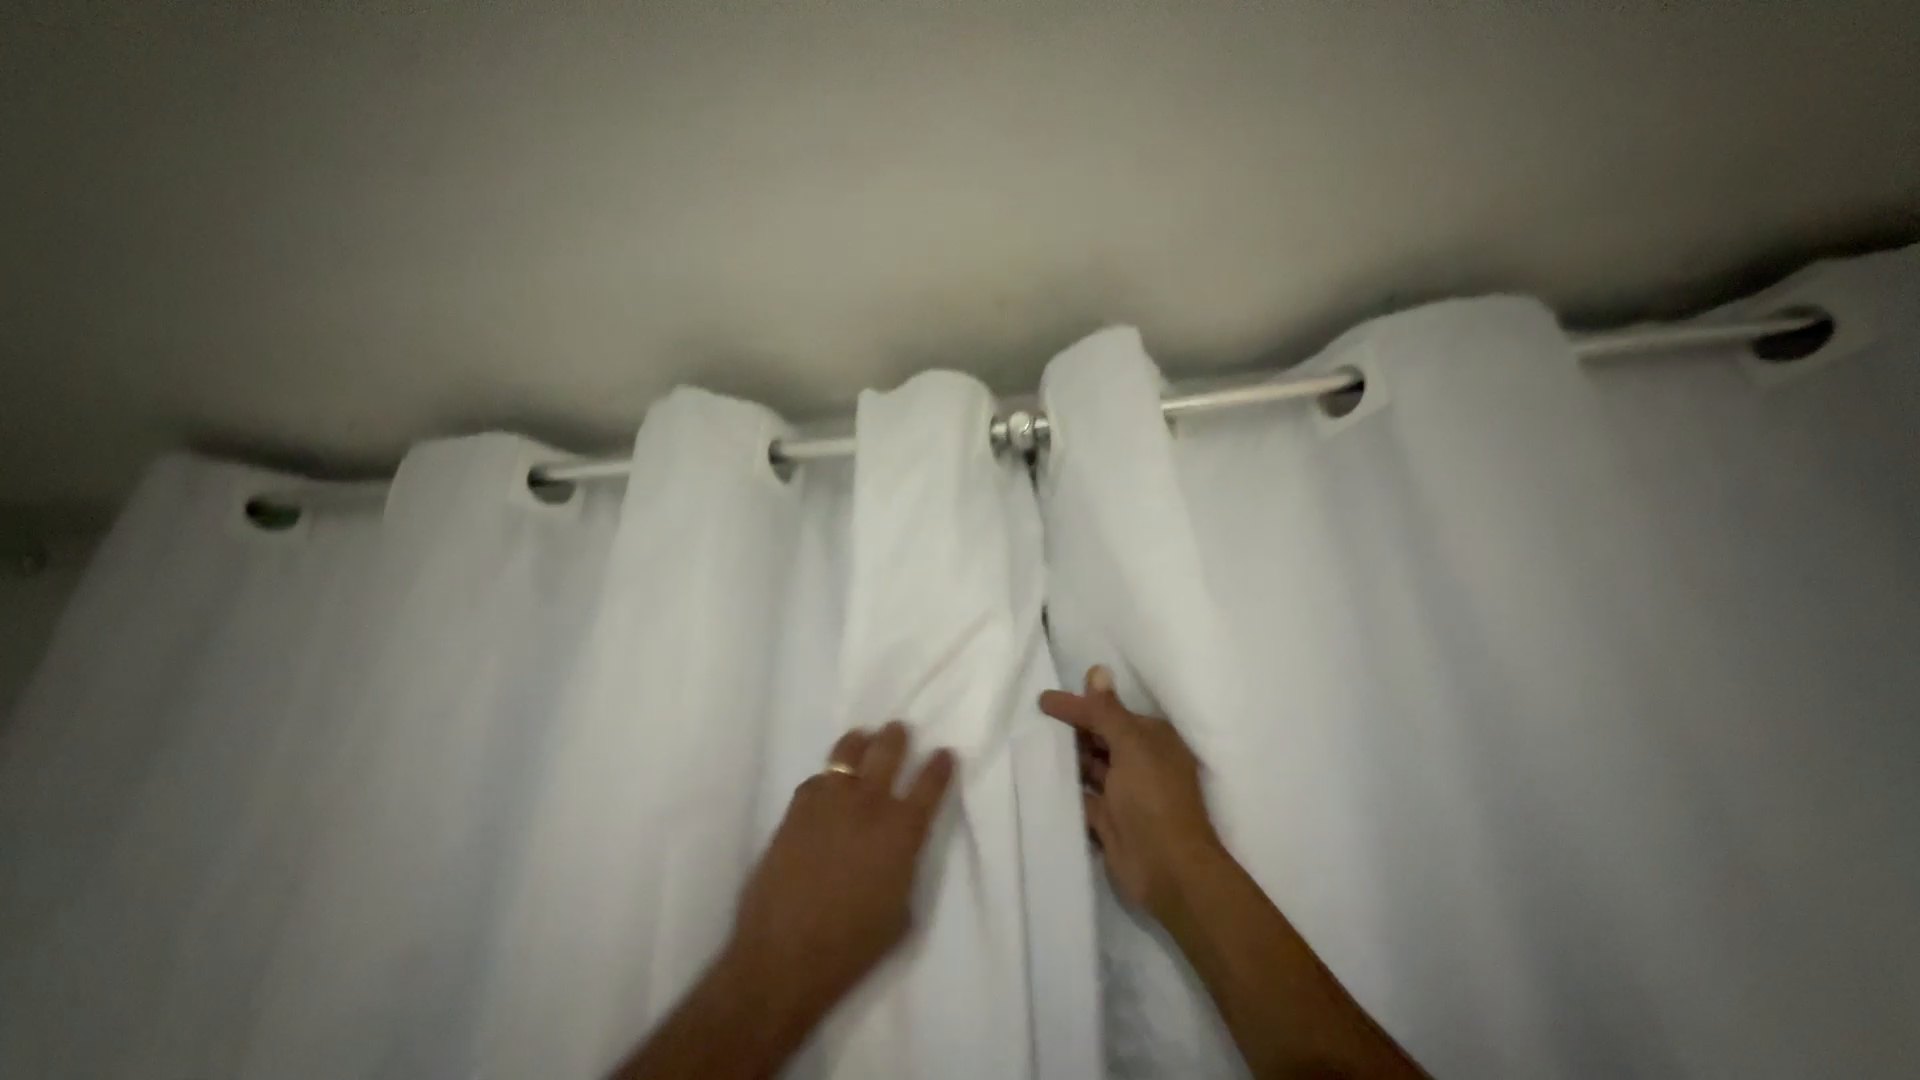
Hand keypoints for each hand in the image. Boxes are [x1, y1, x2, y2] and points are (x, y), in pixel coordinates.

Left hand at [722, 721, 956, 1023]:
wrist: (786, 954)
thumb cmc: (854, 945)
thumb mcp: (901, 911)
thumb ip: (904, 868)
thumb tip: (899, 852)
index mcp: (902, 832)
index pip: (929, 785)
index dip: (940, 766)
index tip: (944, 753)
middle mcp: (868, 806)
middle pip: (886, 752)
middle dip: (897, 738)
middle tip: (899, 730)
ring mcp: (827, 804)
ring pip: (846, 754)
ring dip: (859, 744)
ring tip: (862, 739)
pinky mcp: (794, 813)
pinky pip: (814, 781)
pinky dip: (825, 779)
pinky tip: (826, 786)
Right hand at [1039, 666, 1224, 921]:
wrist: (1168, 869)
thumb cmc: (1154, 800)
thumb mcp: (1132, 747)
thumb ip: (1109, 712)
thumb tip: (1096, 670)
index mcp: (1153, 740)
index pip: (1110, 714)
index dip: (1078, 705)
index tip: (1043, 700)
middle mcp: (1141, 762)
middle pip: (1100, 737)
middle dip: (1072, 728)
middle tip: (1032, 718)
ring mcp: (1125, 793)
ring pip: (1091, 766)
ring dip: (1067, 755)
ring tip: (1031, 742)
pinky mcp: (1110, 819)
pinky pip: (1083, 795)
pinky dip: (1065, 786)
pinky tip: (1041, 777)